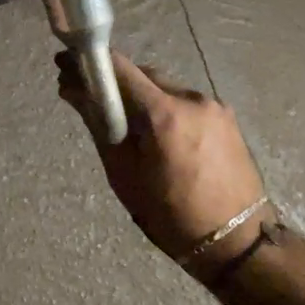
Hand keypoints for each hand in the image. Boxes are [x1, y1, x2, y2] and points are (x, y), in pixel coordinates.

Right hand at [57, 52, 266, 269]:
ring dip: (142, 99)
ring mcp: (215, 107)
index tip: (66, 64)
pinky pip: (185, 104)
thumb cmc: (170, 214)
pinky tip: (159, 138)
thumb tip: (72, 88)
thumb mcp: (123, 172)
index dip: (89, 63)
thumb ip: (98, 124)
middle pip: (143, 76)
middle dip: (115, 83)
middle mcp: (192, 98)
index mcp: (164, 113)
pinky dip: (165, 111)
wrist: (238, 242)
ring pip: (165, 89)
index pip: (119, 68)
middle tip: (91, 100)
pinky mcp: (227, 118)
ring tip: (128, 127)